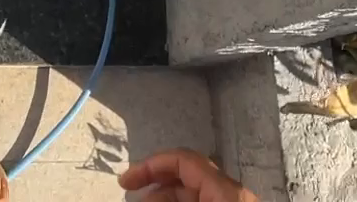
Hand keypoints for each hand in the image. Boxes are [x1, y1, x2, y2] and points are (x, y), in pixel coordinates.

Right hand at [119, 149, 258, 201]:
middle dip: (155, 187)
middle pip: (186, 177)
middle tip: (130, 198)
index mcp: (224, 187)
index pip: (182, 159)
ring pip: (193, 195)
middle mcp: (231, 191)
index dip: (151, 164)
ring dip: (166, 199)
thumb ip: (168, 200)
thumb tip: (140, 198)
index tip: (125, 180)